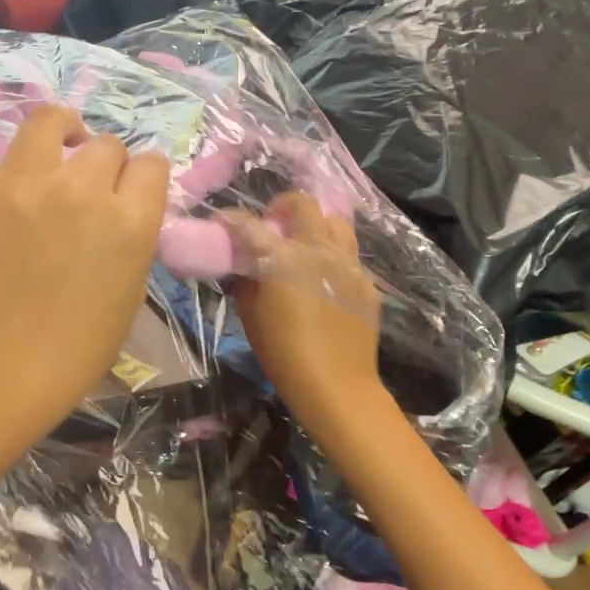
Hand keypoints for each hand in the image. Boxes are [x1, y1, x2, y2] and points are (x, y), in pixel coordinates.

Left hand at [0, 60, 170, 454]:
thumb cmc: (68, 359)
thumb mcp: (128, 300)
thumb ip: (132, 241)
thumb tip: (121, 206)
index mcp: (131, 223)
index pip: (149, 167)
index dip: (140, 185)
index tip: (128, 203)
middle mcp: (79, 191)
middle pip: (104, 146)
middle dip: (102, 168)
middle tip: (85, 200)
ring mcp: (17, 186)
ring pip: (48, 120)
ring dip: (60, 130)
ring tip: (56, 146)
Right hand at [230, 194, 382, 422]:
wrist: (337, 386)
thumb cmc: (283, 354)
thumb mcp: (251, 317)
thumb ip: (246, 282)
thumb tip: (245, 265)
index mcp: (283, 258)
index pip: (250, 224)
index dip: (231, 219)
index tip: (222, 222)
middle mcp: (319, 250)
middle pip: (304, 204)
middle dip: (283, 206)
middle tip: (272, 224)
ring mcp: (348, 264)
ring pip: (335, 222)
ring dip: (315, 224)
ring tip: (303, 244)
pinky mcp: (366, 282)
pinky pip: (348, 255)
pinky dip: (332, 256)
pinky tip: (323, 280)